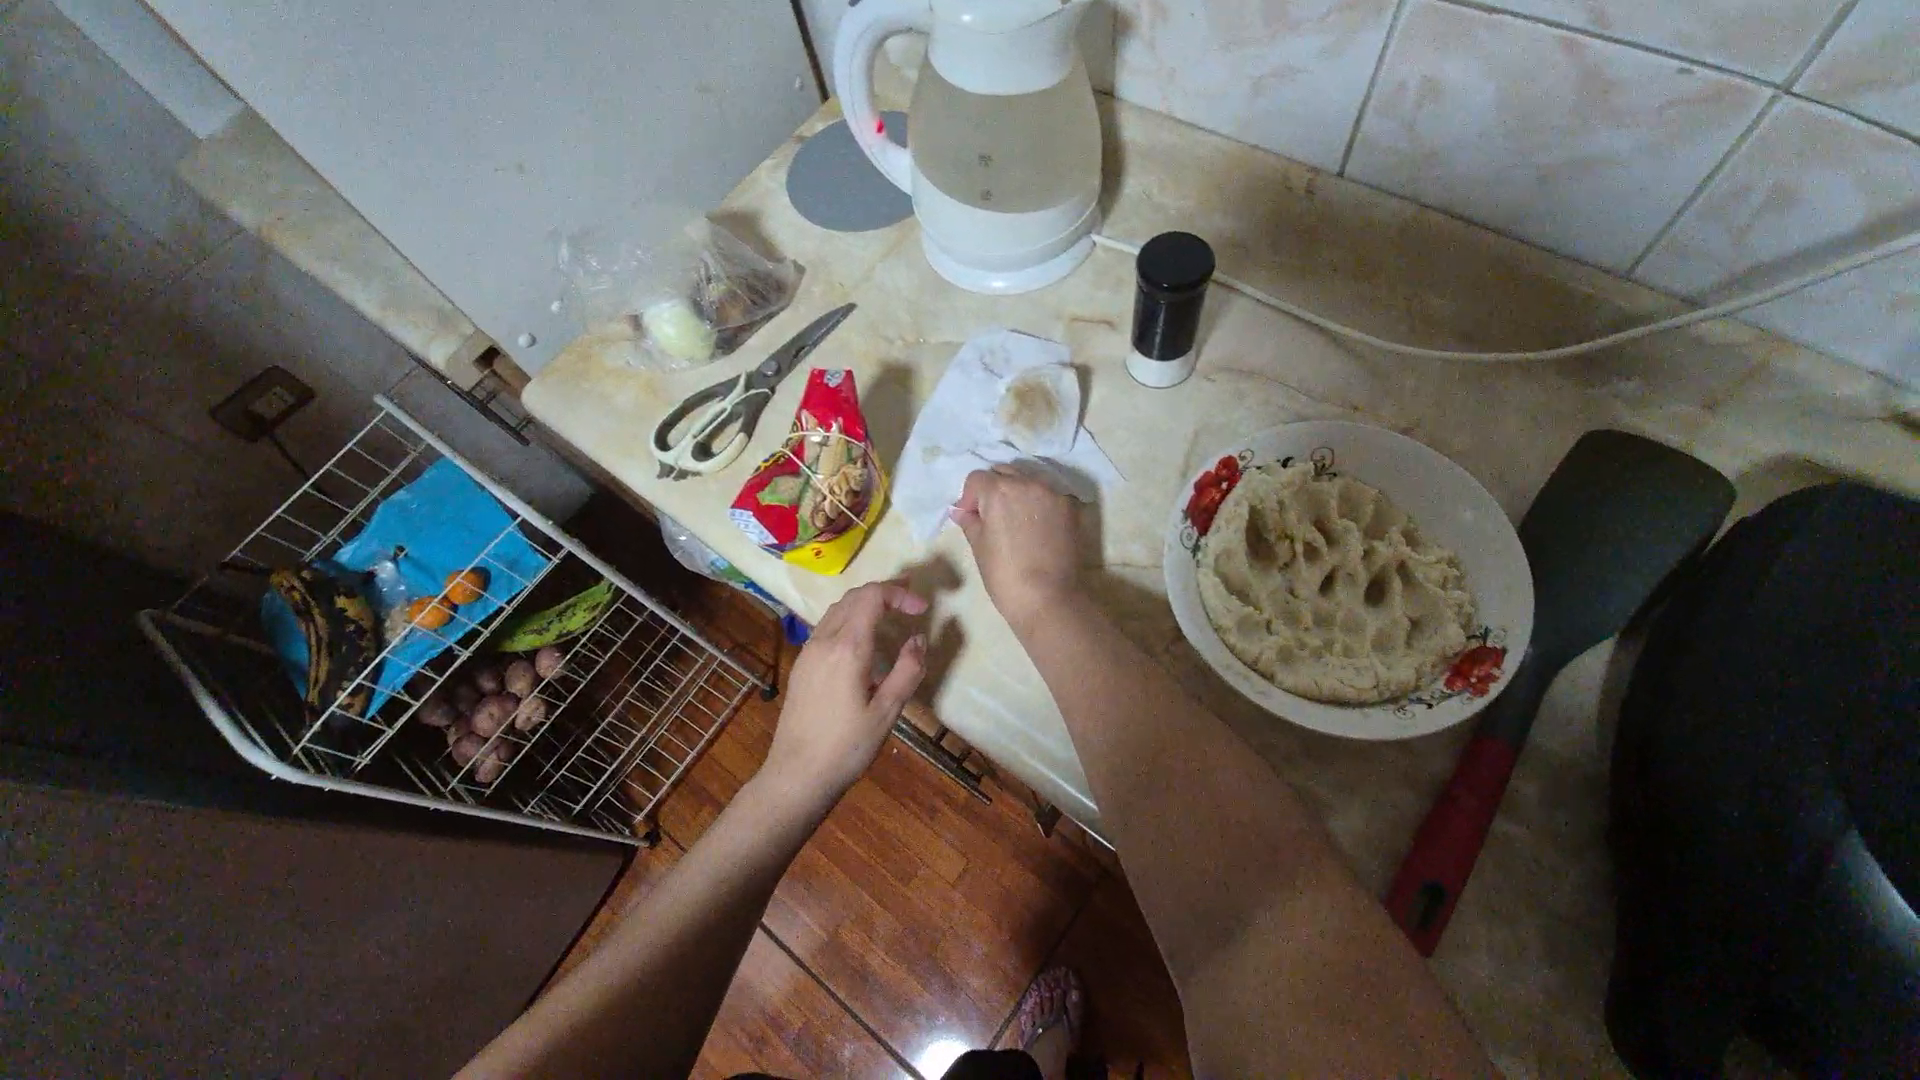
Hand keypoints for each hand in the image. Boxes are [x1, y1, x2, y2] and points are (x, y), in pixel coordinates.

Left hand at [761, 582, 927, 804]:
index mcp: (848, 648)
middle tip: (911, 601)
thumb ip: (907, 670)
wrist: (796, 775)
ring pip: (837, 610)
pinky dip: (850, 620)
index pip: (872, 597)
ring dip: (865, 604)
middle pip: (853, 597)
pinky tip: (863, 641)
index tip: (922, 609)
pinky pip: (827, 627)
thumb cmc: (846, 747)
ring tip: (891, 615)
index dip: (900, 593)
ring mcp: (808, 652)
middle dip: (884, 592)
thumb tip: (918, 639)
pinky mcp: (801, 665)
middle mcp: (824, 641)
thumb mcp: (887, 712)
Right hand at [950, 466, 1081, 635]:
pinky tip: (1036, 526)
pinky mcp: (1070, 507)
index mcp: (999, 490)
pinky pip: (1048, 495)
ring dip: (1017, 492)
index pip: (977, 479)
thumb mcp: (980, 547)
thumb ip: (970, 522)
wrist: (1048, 599)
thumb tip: (961, 511)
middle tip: (992, 517)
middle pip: (1004, 473)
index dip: (970, 497)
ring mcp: (1052, 493)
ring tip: (1016, 521)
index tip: (971, 517)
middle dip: (993, 489)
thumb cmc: (1005, 576)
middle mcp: (1027, 483)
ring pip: (1028, 480)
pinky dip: (1038, 503)